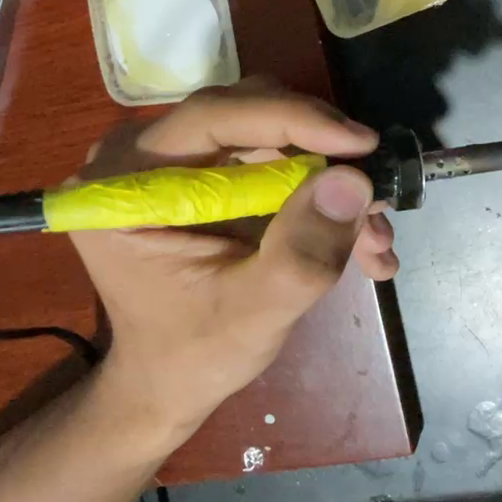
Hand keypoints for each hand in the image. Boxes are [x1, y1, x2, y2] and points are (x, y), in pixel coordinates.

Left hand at [68, 79, 397, 442]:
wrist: (172, 385)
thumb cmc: (193, 355)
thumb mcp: (253, 314)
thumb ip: (301, 252)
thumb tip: (355, 180)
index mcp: (124, 181)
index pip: (214, 117)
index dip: (292, 119)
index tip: (362, 143)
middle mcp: (148, 155)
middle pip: (254, 116)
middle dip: (324, 155)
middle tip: (376, 194)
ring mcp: (186, 162)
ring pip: (280, 138)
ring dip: (336, 184)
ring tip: (375, 240)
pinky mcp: (219, 176)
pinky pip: (285, 163)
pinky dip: (327, 199)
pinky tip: (364, 246)